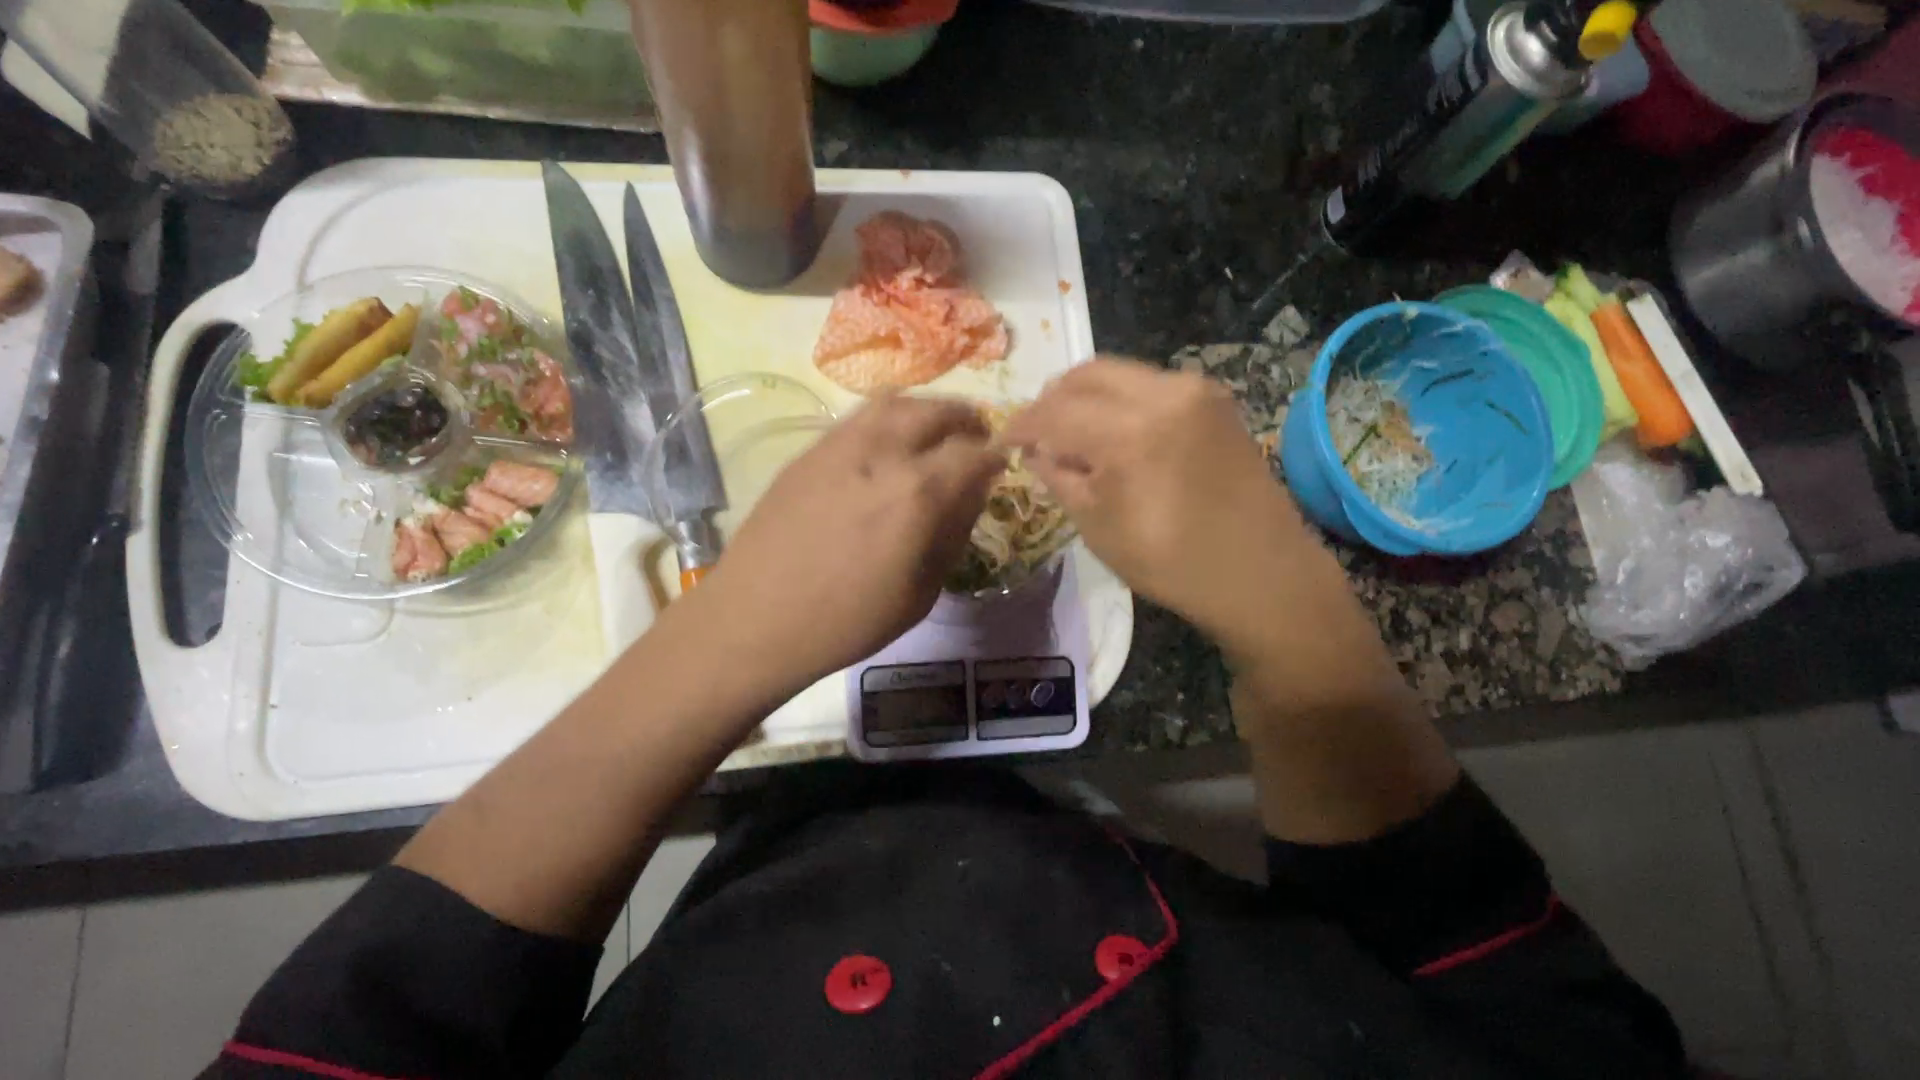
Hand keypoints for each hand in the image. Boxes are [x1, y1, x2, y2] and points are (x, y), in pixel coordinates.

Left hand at [691, 393, 1003, 689]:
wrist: (756, 618)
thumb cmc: (848, 621)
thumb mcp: (921, 591)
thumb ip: (953, 532)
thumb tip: (973, 493)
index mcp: (918, 492)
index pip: (975, 452)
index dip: (998, 455)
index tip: (1004, 465)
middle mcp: (883, 453)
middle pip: (938, 411)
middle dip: (967, 420)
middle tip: (976, 438)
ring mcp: (840, 445)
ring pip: (896, 402)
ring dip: (926, 410)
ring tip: (935, 431)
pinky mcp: (810, 450)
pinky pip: (859, 416)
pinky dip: (888, 417)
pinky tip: (888, 443)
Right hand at [1005, 358, 1308, 645]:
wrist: (1262, 573)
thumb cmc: (1173, 564)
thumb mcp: (1099, 529)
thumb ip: (1060, 479)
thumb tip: (1035, 450)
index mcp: (1130, 433)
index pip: (1055, 411)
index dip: (1022, 424)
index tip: (1003, 441)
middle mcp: (1165, 394)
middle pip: (1087, 375)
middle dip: (1053, 399)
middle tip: (1036, 432)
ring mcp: (1196, 391)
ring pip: (1119, 373)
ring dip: (1087, 396)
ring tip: (1072, 432)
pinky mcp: (1216, 399)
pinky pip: (1151, 384)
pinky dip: (1122, 400)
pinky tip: (1114, 432)